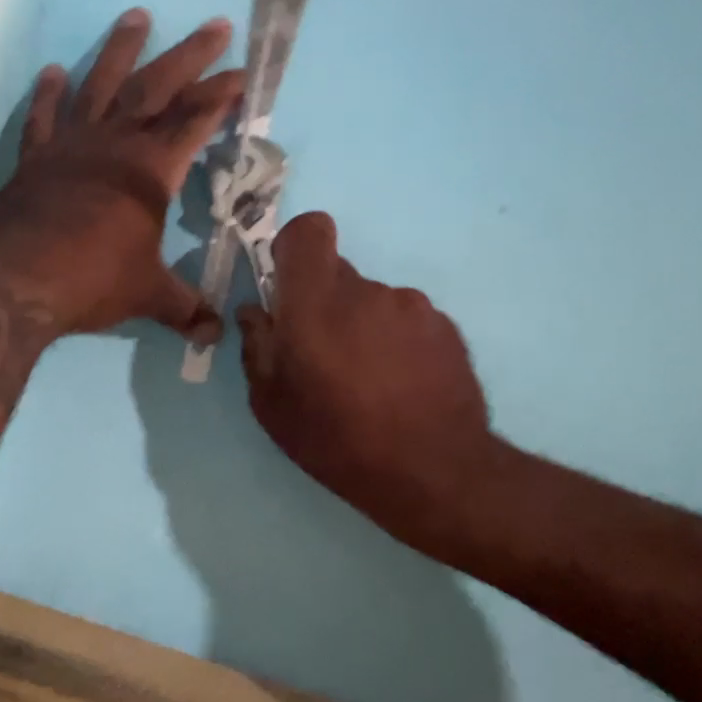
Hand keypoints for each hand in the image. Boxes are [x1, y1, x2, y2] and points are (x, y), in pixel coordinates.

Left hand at [0, 9, 244, 341]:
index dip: (222, 97)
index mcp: (151, 171)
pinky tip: (53, 72)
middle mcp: (112, 145)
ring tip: (136, 17)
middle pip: (157, 87)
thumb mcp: (146, 296)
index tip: (243, 74)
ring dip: (120, 50)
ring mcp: (69, 147)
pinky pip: (42, 118)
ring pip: (99, 84)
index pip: (196, 121)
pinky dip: (48, 94)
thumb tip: (214, 334)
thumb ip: (183, 308)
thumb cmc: (90, 283)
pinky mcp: (32, 160)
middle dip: (190, 56)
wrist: (16, 283)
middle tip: (216, 26)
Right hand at [237, 212, 508, 546]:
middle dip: (320, 304)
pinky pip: (404, 322)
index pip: (308, 230)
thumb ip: (257, 348)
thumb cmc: (333, 439)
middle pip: (335, 274)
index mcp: (315, 304)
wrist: (431, 470)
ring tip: (362, 381)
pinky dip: (393, 344)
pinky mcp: (446, 328)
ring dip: (359, 327)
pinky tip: (395, 387)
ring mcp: (413, 307)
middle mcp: (366, 291)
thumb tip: (256, 314)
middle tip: (319, 357)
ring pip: (371, 301)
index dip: (293, 249)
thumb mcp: (270, 404)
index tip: (286, 288)